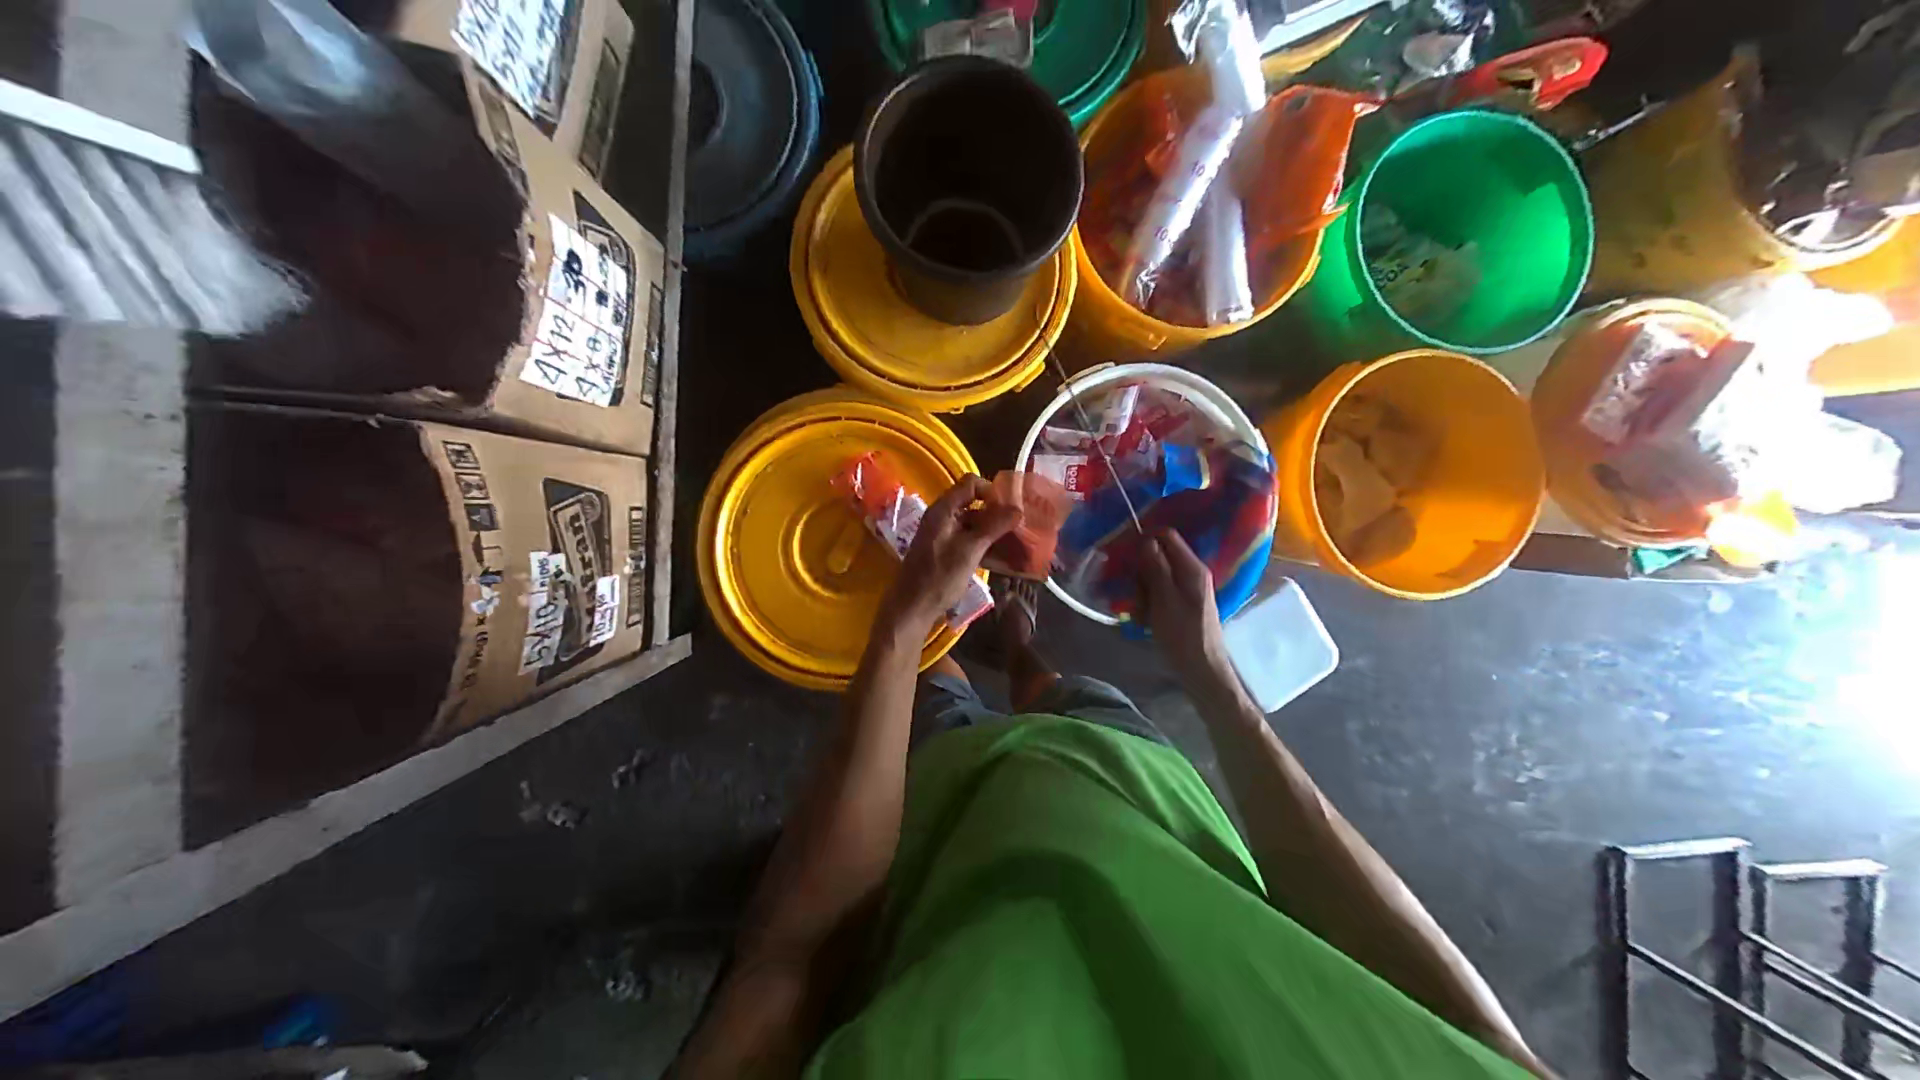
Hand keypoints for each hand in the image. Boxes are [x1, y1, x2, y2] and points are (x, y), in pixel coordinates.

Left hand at [878, 475, 1020, 633]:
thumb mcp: (970, 550)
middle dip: (998, 513)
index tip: (1011, 507)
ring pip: (974, 523)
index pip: (971, 484)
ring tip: (1018, 542)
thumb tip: (1018, 507)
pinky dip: (986, 544)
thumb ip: (994, 526)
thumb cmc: (940, 577)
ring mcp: (943, 534)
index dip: (992, 491)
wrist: (913, 607)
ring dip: (995, 531)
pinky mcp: (946, 550)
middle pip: (974, 503)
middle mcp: (942, 517)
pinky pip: (969, 539)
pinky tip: (1005, 557)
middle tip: (1021, 524)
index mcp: (943, 510)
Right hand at [1138, 528, 1239, 706]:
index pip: (1167, 536)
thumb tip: (1146, 540)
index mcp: (1191, 568)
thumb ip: (1156, 568)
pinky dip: (1148, 603)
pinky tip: (1144, 620)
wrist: (1201, 670)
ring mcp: (1187, 589)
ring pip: (1155, 577)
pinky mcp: (1181, 604)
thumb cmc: (1182, 636)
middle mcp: (1191, 573)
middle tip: (1135, 594)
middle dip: (1140, 573)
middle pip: (1158, 557)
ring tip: (1139, 614)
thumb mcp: (1164, 600)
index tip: (1125, 555)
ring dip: (1142, 591)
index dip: (1144, 540)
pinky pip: (1159, 593)